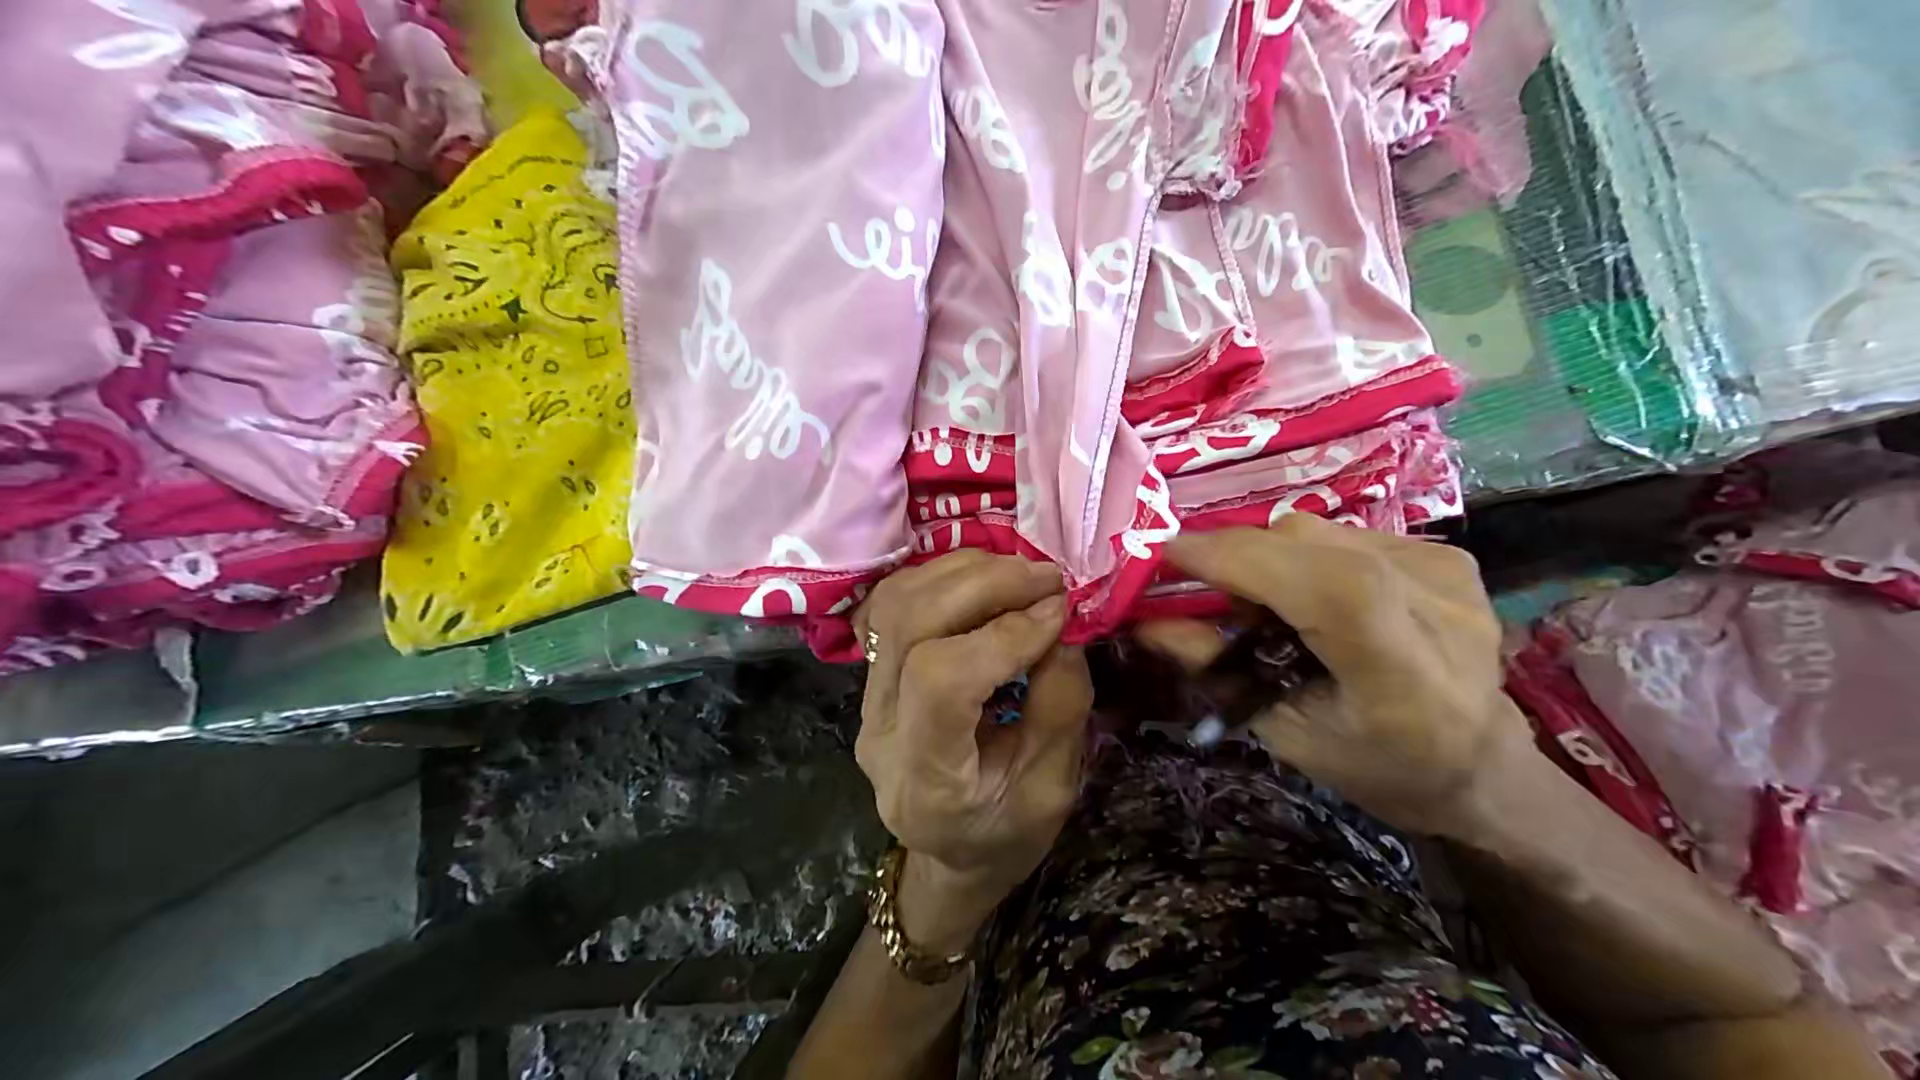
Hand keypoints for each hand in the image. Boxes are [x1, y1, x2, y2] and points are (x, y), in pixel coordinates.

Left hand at [853, 551, 1092, 949]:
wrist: (953, 848)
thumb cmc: (1007, 834)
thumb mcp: (1053, 788)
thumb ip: (1059, 706)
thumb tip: (1059, 625)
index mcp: (923, 779)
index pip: (940, 681)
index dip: (1003, 635)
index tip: (1059, 615)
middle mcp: (879, 729)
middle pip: (910, 625)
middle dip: (985, 586)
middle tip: (1048, 577)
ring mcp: (868, 696)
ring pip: (895, 603)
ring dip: (963, 572)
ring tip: (1022, 572)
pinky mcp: (874, 672)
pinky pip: (895, 603)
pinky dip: (944, 576)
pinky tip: (987, 577)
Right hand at [1138, 516, 1532, 834]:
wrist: (1479, 763)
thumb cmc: (1375, 765)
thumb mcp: (1283, 732)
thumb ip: (1215, 670)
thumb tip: (1144, 622)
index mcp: (1401, 675)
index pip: (1323, 586)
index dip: (1238, 558)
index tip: (1167, 554)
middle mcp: (1436, 608)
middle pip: (1308, 543)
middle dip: (1237, 555)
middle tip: (1205, 593)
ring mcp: (1446, 572)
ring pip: (1317, 530)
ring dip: (1270, 557)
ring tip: (1269, 606)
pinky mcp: (1446, 555)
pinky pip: (1341, 533)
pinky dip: (1305, 558)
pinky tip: (1317, 599)